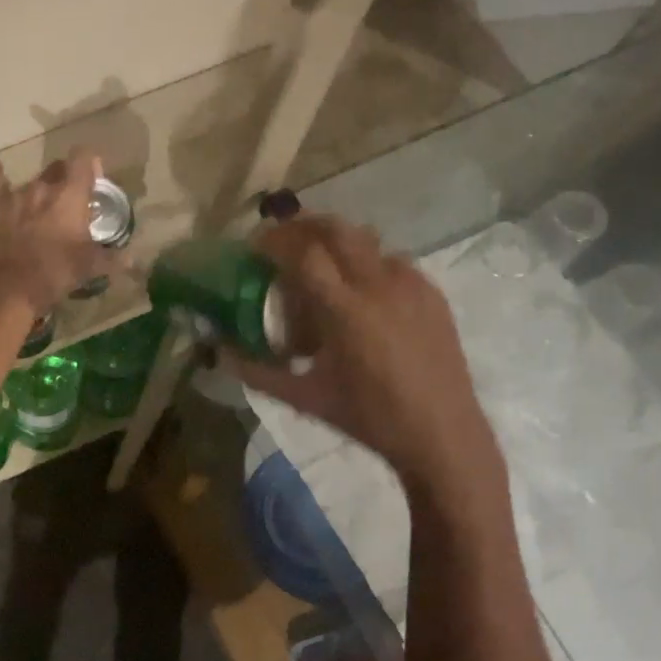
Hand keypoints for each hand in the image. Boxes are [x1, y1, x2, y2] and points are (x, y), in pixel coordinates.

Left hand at [0, 147, 123, 313]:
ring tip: (46, 206)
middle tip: (73, 199)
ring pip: (34, 180)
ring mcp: (19, 195)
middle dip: (68, 177)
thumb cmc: (58, 271)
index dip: (90, 163)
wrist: (16, 288)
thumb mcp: (91, 265)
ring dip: (43, 189)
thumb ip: (113, 258)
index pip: (83, 158)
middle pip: (59, 167)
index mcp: (71, 195)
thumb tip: (132, 259)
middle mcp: (45, 187)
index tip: (95, 179)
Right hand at [222, 216, 498, 486]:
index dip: (275, 241)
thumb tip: (219, 352)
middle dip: (304, 226)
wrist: (441, 433)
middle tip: (282, 241)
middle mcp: (379, 286)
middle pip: (337, 230)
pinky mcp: (433, 294)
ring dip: (337, 244)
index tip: (255, 246)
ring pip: (367, 241)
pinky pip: (393, 262)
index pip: (304, 252)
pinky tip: (361, 295)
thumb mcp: (304, 398)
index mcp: (344, 311)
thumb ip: (257, 372)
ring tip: (321, 268)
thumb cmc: (368, 417)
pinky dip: (367, 265)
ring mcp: (411, 285)